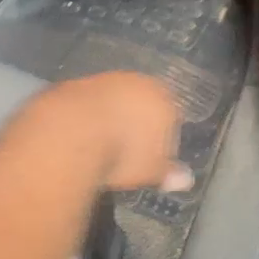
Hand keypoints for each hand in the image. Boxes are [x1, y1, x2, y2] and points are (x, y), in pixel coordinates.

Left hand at [28, 72, 191, 192]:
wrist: (72, 130)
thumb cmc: (124, 152)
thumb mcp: (151, 170)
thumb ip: (169, 172)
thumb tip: (186, 179)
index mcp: (164, 97)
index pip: (172, 115)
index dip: (164, 136)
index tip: (154, 156)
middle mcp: (138, 81)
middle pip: (143, 102)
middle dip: (138, 123)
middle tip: (129, 150)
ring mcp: (106, 78)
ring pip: (116, 99)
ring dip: (112, 117)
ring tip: (103, 145)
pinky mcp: (78, 82)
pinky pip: (91, 102)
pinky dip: (89, 116)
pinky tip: (82, 135)